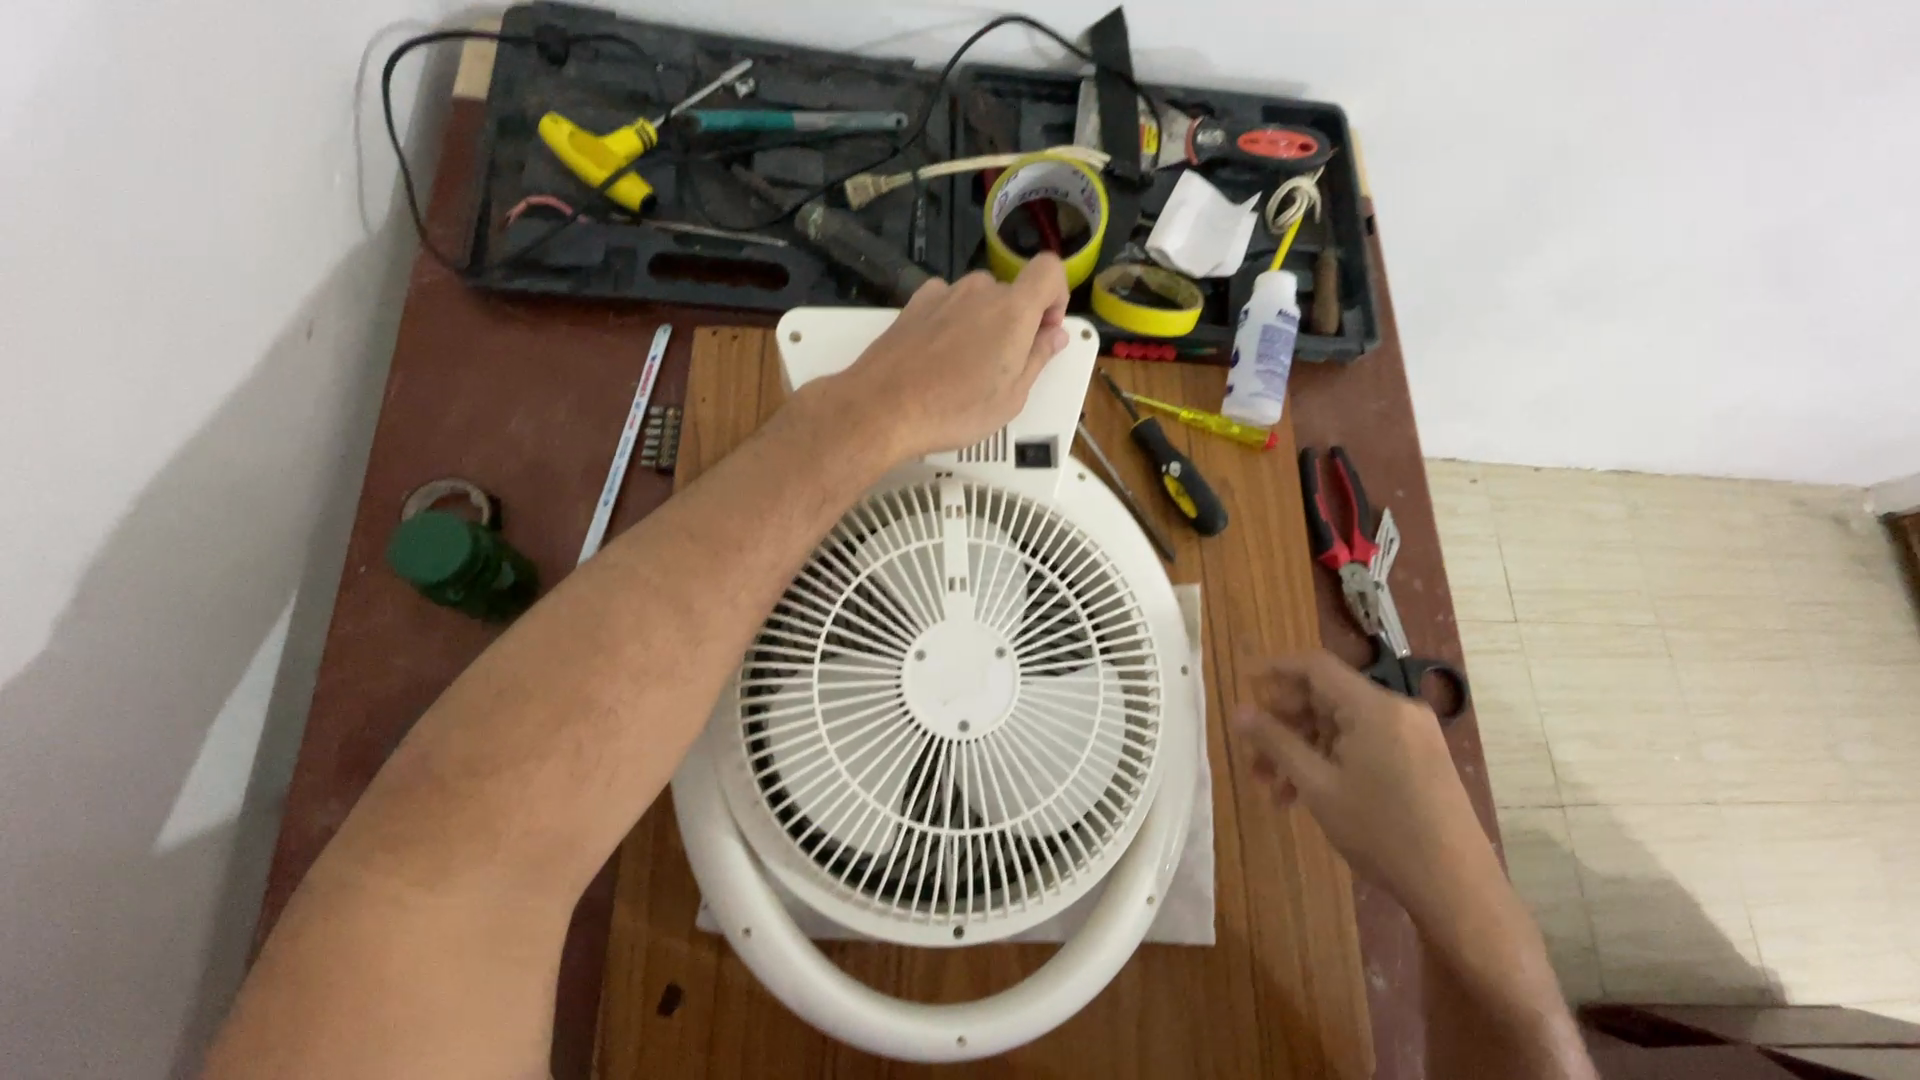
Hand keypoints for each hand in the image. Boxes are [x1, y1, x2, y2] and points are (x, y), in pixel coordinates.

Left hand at [832, 255, 1071, 459]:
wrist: (882, 409)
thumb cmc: (953, 410)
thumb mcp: (1011, 397)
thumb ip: (1038, 358)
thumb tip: (1053, 335)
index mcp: (1012, 310)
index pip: (1049, 271)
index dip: (1057, 296)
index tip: (1046, 329)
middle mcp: (979, 291)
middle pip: (1011, 292)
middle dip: (1017, 321)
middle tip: (1005, 364)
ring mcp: (943, 294)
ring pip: (978, 300)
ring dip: (983, 323)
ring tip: (968, 367)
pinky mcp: (914, 304)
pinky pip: (947, 305)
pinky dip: (952, 322)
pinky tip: (940, 357)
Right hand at [1232, 651, 1496, 909]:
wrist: (1457, 887)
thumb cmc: (1381, 831)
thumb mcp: (1318, 786)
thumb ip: (1276, 742)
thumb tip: (1238, 712)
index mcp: (1374, 707)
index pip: (1315, 667)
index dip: (1275, 669)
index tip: (1242, 683)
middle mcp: (1397, 710)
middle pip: (1326, 698)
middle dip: (1284, 724)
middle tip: (1251, 754)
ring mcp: (1412, 736)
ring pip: (1341, 727)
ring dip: (1303, 750)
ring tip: (1272, 789)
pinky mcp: (1419, 759)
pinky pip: (1363, 745)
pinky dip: (1331, 761)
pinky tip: (1306, 796)